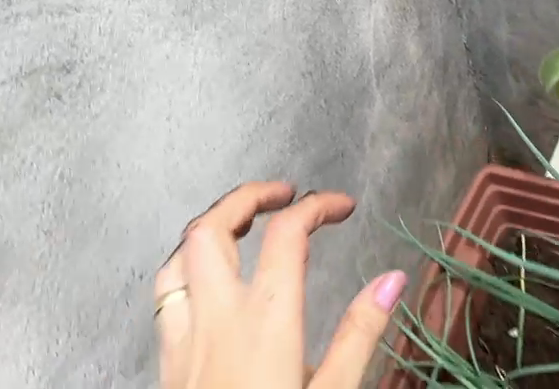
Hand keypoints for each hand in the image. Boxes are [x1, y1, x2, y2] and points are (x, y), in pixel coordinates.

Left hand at [153, 182, 407, 388]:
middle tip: (286, 193)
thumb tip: (393, 276)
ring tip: (245, 223)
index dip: (318, 205)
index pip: (287, 232)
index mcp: (266, 317)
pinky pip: (165, 294)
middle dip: (248, 196)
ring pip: (178, 257)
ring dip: (212, 226)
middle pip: (213, 228)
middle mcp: (217, 317)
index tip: (344, 207)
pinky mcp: (167, 365)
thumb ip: (360, 332)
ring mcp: (184, 340)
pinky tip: (209, 278)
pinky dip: (188, 265)